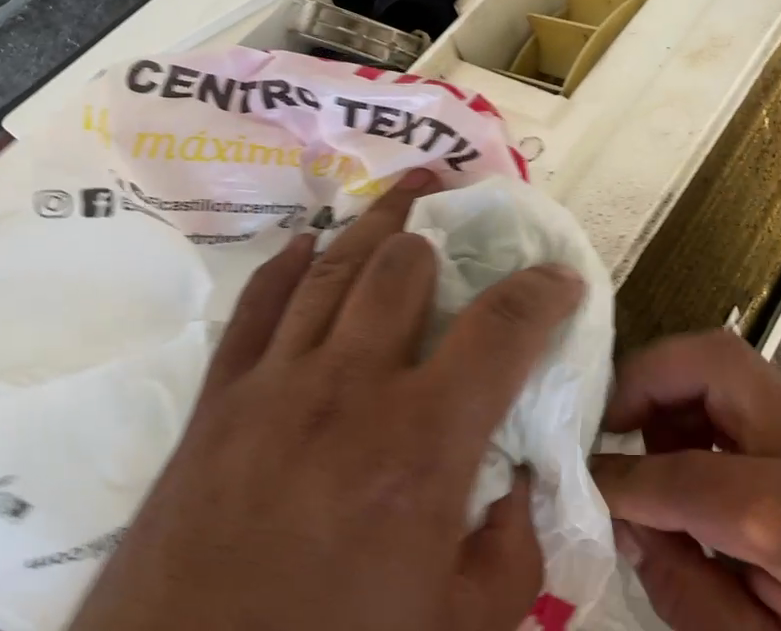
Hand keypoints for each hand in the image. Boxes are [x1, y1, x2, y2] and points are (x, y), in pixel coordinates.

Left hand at [70, 169, 584, 630]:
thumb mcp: (463, 625)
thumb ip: (513, 545)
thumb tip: (521, 477)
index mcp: (423, 441)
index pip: (501, 329)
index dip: (542, 291)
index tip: (561, 281)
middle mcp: (351, 387)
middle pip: (402, 270)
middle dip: (443, 241)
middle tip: (464, 226)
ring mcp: (277, 383)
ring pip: (332, 269)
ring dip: (376, 225)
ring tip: (407, 193)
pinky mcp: (219, 399)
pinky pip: (256, 306)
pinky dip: (285, 266)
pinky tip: (304, 242)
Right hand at [592, 331, 780, 630]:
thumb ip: (681, 587)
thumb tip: (622, 518)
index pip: (684, 474)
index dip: (618, 480)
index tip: (575, 483)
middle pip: (719, 360)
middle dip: (647, 376)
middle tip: (605, 423)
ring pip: (726, 361)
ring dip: (668, 387)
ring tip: (638, 444)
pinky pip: (737, 391)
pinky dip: (691, 405)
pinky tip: (676, 459)